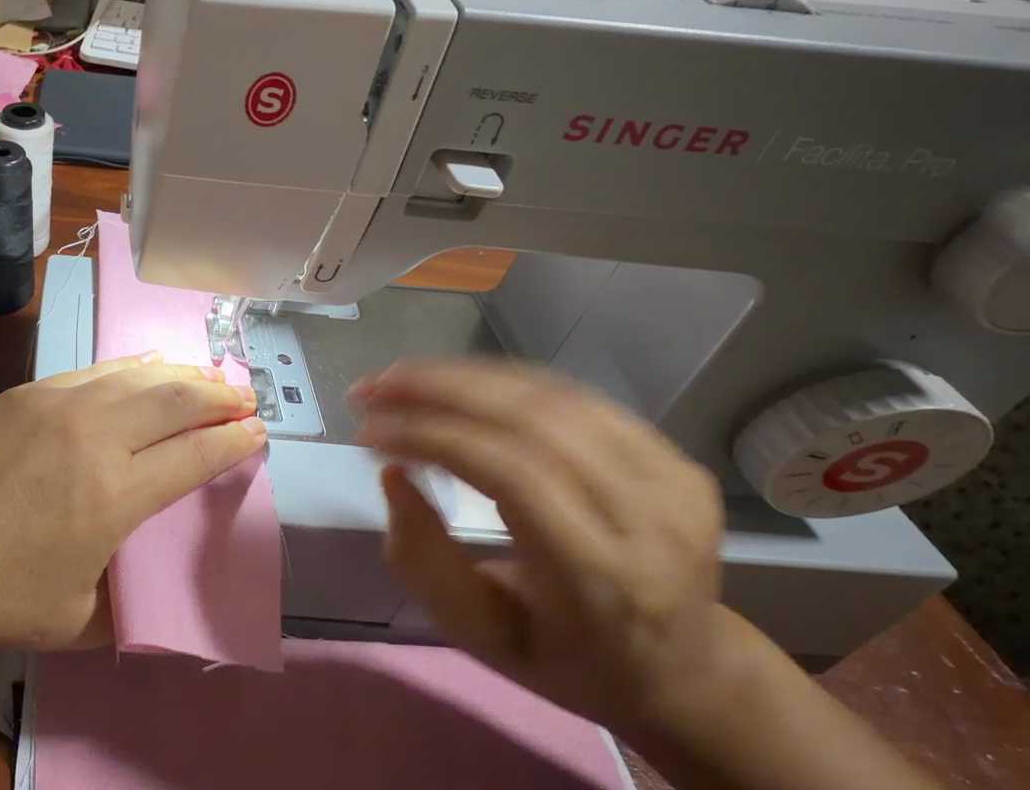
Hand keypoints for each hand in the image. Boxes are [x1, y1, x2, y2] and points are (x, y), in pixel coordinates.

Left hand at [0, 352, 265, 656]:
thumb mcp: (80, 621)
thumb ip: (131, 593)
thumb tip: (151, 566)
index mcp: (114, 495)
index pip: (196, 455)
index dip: (236, 442)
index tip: (260, 433)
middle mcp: (93, 437)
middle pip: (177, 400)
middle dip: (222, 397)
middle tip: (247, 399)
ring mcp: (55, 404)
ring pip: (137, 375)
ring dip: (182, 374)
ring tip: (210, 377)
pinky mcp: (25, 393)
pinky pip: (94, 371)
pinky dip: (133, 368)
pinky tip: (149, 366)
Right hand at [352, 358, 745, 736]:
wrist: (684, 673)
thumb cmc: (564, 660)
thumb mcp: (478, 636)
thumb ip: (424, 561)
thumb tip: (393, 472)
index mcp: (604, 580)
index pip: (513, 476)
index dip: (432, 438)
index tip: (365, 433)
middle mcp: (652, 520)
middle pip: (534, 421)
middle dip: (439, 391)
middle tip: (372, 388)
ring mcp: (673, 481)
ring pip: (554, 398)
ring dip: (464, 377)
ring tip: (400, 379)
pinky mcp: (676, 458)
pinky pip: (576, 398)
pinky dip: (503, 382)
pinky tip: (456, 384)